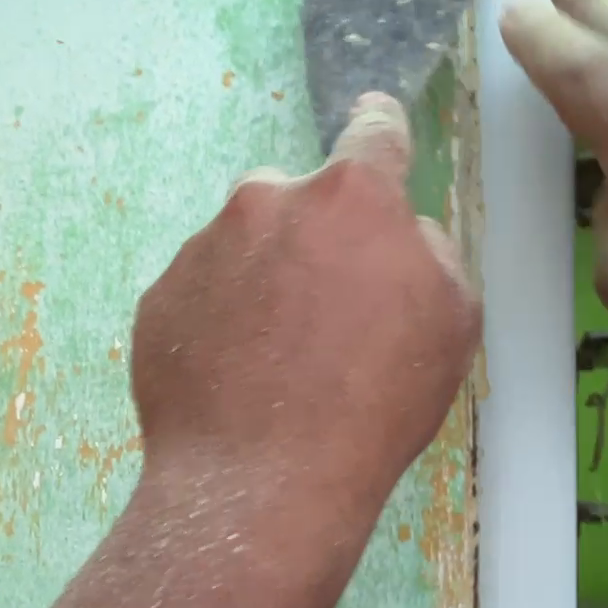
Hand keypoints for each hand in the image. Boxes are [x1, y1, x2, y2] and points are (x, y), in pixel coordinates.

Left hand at [130, 93, 479, 506]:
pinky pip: (199, 290)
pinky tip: (230, 374)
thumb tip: (400, 231)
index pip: (373, 133)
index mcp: (348, 198)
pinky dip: (216, 316)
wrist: (259, 483)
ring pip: (242, 245)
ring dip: (259, 278)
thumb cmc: (372, 406)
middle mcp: (264, 203)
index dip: (380, 130)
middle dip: (311, 236)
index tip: (373, 124)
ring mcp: (200, 249)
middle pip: (295, 199)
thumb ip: (429, 252)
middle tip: (319, 309)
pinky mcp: (157, 297)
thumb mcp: (450, 324)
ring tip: (270, 358)